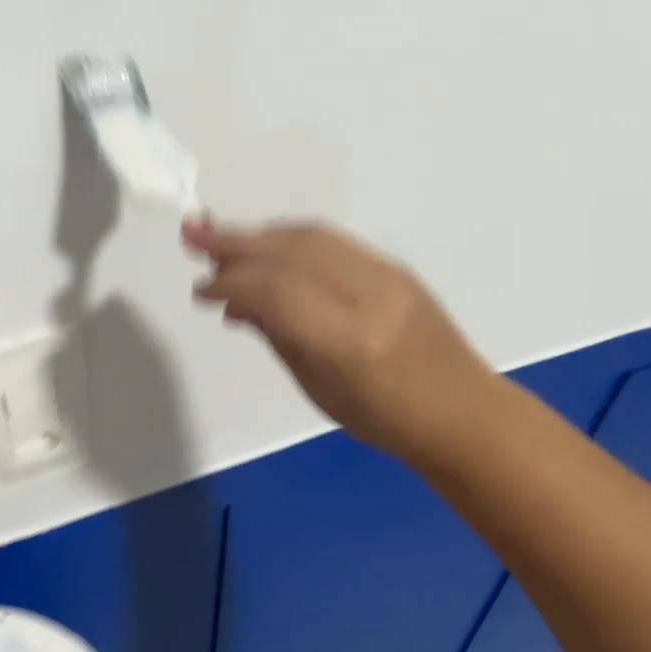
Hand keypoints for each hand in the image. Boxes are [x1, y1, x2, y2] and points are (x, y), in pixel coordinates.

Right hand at [182, 217, 501, 457]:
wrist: (459, 409)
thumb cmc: (381, 417)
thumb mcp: (317, 386)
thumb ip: (277, 336)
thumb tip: (237, 303)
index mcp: (346, 338)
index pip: (277, 290)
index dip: (230, 282)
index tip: (199, 291)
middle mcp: (367, 295)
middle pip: (292, 252)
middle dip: (236, 241)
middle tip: (190, 234)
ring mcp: (385, 275)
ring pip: (312, 238)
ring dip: (261, 235)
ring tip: (220, 240)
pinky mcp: (393, 267)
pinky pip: (332, 243)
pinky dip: (290, 241)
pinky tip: (266, 251)